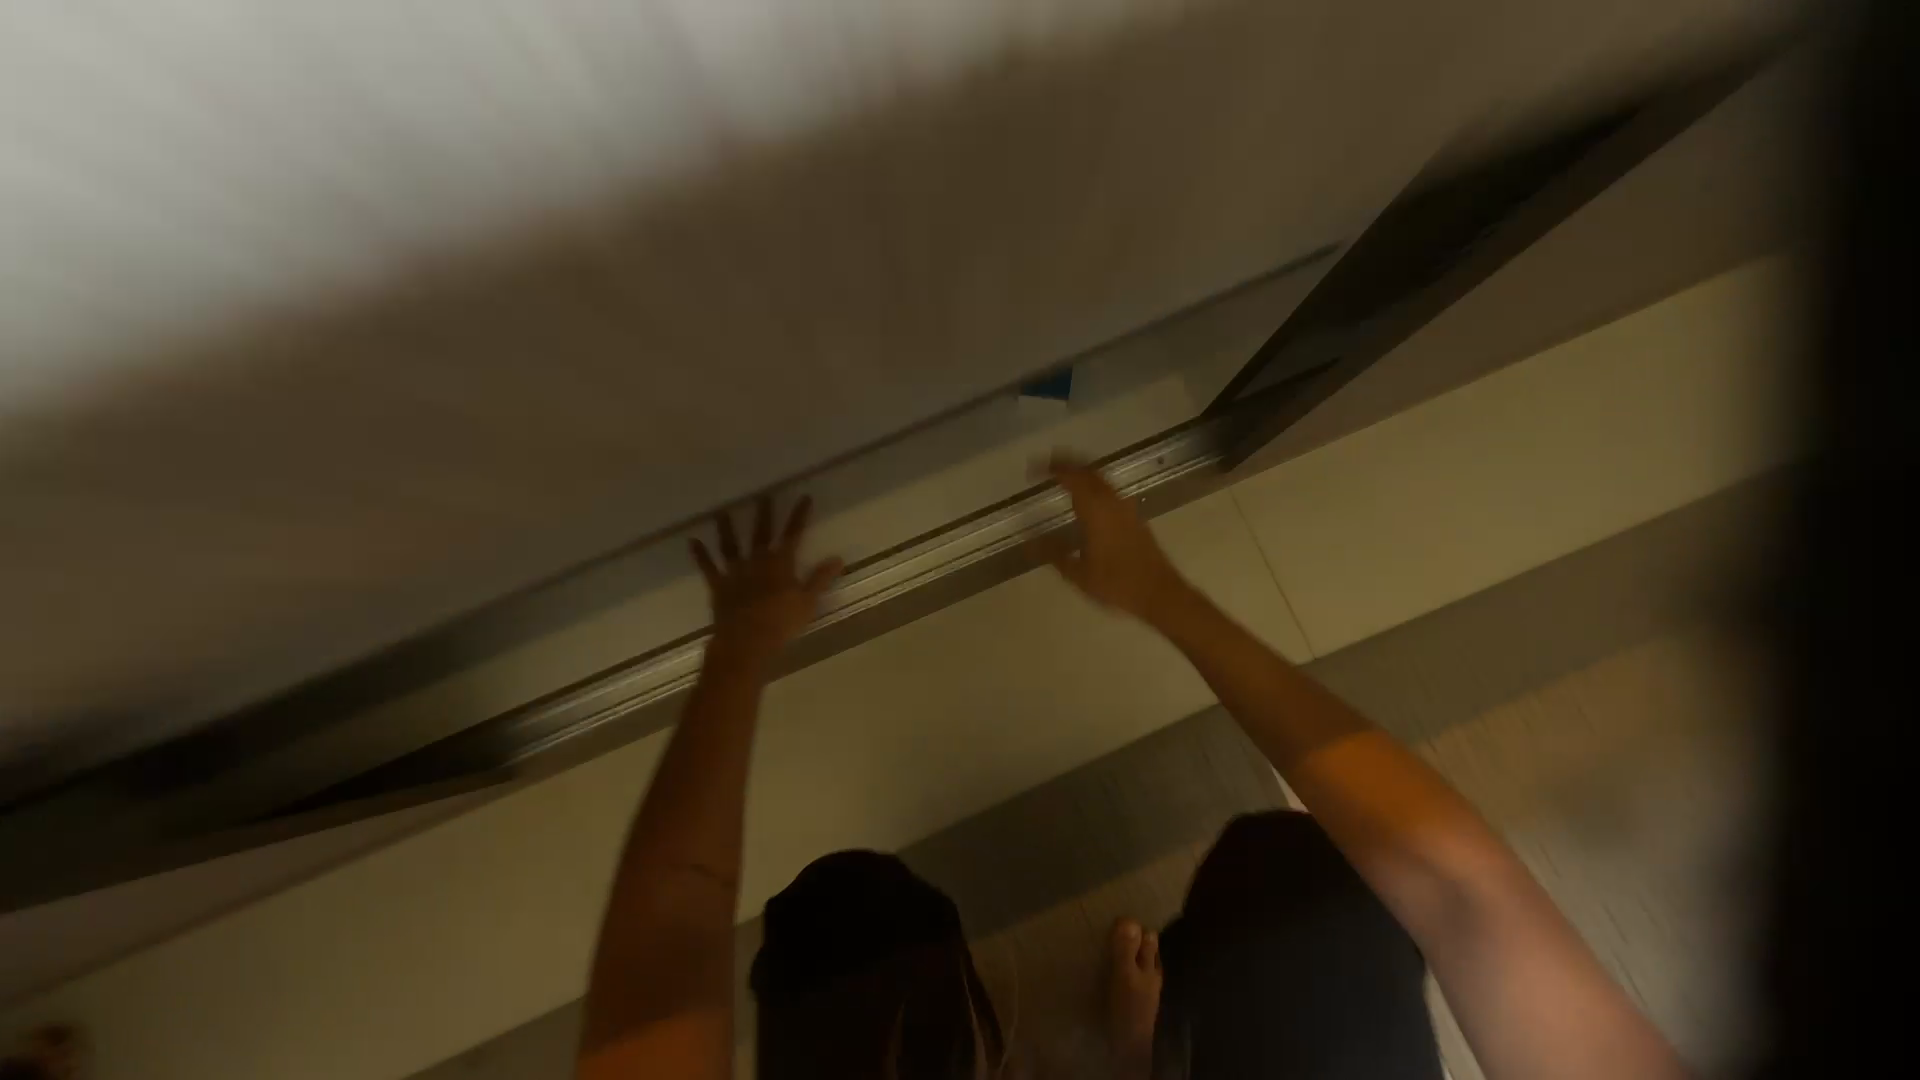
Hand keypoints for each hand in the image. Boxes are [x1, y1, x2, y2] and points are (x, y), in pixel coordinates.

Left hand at [691, 496, 842, 666]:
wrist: (746, 641)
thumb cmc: (781, 623)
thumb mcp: (807, 602)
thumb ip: (820, 578)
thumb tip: (838, 558)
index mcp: (780, 564)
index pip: (793, 534)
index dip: (799, 516)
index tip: (804, 497)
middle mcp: (757, 561)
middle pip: (761, 533)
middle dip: (764, 514)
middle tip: (763, 495)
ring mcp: (735, 572)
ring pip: (731, 545)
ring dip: (727, 528)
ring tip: (722, 511)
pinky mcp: (719, 586)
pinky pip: (708, 567)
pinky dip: (700, 555)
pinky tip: (693, 541)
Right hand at [1046, 459, 1191, 623]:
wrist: (1159, 593)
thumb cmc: (1116, 583)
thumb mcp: (1078, 573)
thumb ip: (1053, 553)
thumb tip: (1029, 541)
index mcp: (1096, 511)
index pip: (1072, 477)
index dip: (1053, 468)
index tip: (1036, 469)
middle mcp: (1112, 503)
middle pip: (1089, 471)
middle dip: (1068, 464)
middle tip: (1049, 466)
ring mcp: (1127, 509)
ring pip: (1102, 480)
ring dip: (1083, 474)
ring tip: (1066, 478)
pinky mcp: (1135, 518)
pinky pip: (1110, 492)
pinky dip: (1095, 487)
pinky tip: (1089, 502)